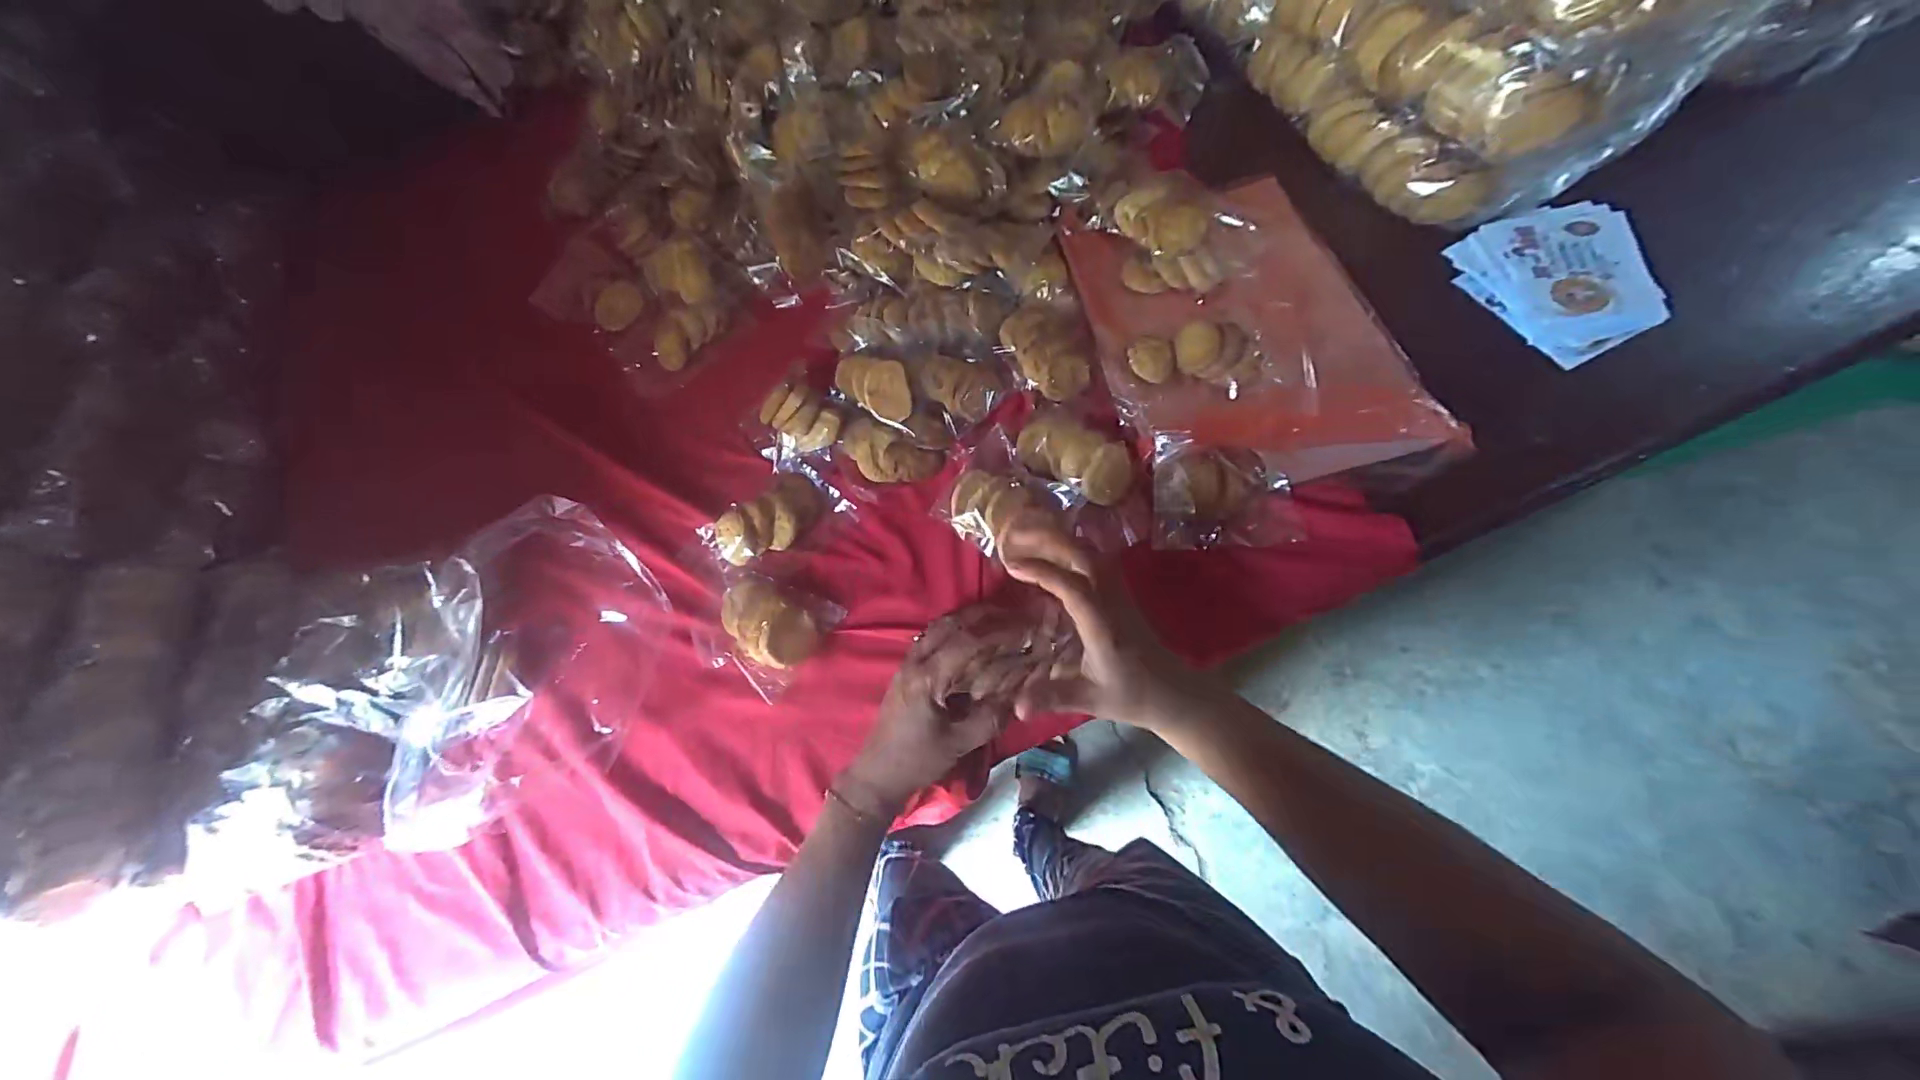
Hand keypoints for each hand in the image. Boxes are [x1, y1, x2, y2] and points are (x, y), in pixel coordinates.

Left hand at [837, 617, 1024, 818]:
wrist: (878, 774)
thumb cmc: (918, 761)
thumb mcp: (960, 743)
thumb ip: (992, 716)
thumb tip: (1022, 693)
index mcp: (927, 678)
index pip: (967, 643)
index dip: (998, 633)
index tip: (1024, 629)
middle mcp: (914, 662)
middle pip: (949, 624)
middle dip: (982, 615)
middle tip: (1012, 613)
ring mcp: (907, 663)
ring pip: (937, 627)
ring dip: (966, 619)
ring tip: (995, 618)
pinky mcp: (906, 670)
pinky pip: (931, 638)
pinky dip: (953, 630)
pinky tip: (972, 636)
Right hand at [999, 527, 1195, 731]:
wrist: (1174, 691)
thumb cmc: (1132, 696)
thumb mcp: (1090, 700)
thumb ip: (1052, 698)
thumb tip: (1015, 707)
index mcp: (1104, 628)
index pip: (1075, 589)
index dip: (1044, 572)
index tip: (1012, 565)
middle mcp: (1114, 603)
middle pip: (1086, 558)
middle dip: (1050, 541)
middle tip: (1014, 536)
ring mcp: (1121, 594)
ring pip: (1093, 554)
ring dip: (1062, 541)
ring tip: (1029, 535)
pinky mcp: (1122, 593)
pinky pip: (1097, 560)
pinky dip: (1073, 548)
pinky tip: (1055, 548)